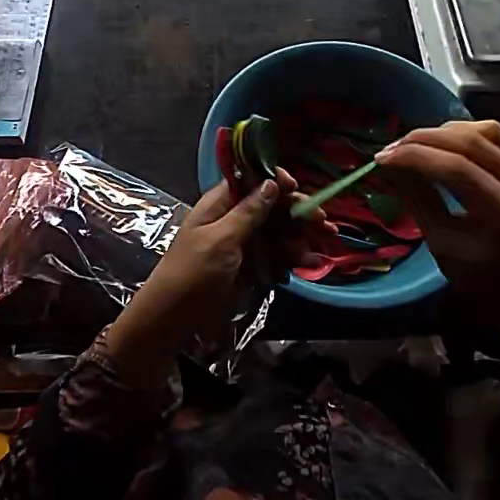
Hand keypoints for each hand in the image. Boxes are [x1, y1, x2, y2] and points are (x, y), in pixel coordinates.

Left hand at [106, 172, 328, 386]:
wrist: (174, 318)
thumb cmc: (193, 272)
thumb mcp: (221, 238)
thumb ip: (248, 211)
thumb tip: (271, 182)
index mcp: (220, 205)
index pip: (251, 181)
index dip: (274, 181)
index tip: (297, 187)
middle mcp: (232, 221)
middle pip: (271, 208)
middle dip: (298, 213)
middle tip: (325, 222)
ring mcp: (241, 246)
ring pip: (277, 234)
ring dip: (301, 238)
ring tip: (325, 244)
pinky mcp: (248, 269)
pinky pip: (274, 258)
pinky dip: (291, 260)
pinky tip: (309, 264)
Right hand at [374, 120, 499, 350]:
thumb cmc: (480, 279)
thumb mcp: (442, 244)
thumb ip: (419, 200)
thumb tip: (391, 166)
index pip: (458, 169)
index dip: (415, 157)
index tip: (382, 159)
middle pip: (474, 143)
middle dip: (425, 139)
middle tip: (392, 148)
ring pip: (489, 132)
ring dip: (445, 132)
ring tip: (414, 144)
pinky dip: (465, 134)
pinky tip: (441, 143)